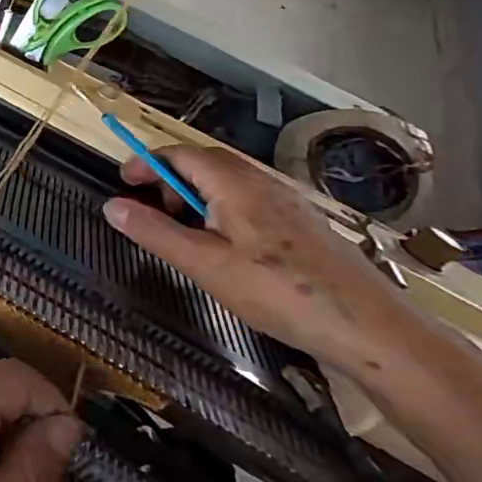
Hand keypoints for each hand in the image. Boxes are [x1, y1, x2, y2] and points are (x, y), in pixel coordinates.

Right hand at [102, 146, 435, 375]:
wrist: (370, 327)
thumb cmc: (278, 292)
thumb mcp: (204, 264)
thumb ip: (155, 232)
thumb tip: (112, 205)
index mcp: (234, 183)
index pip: (179, 154)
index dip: (146, 163)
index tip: (123, 184)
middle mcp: (261, 181)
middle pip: (203, 163)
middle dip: (170, 181)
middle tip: (155, 215)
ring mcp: (286, 202)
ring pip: (227, 183)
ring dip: (196, 197)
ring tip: (187, 235)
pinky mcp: (302, 224)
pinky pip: (249, 201)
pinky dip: (222, 211)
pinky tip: (228, 249)